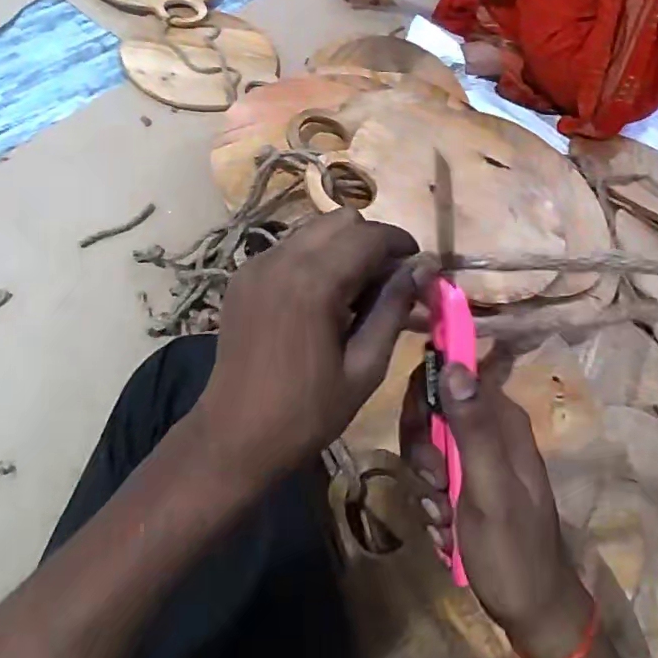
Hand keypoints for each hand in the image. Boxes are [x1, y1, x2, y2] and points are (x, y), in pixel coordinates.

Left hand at [193, 211, 420, 484]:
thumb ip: (394, 308)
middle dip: (373, 242)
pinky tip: (323, 299)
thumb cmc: (306, 412)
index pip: (370, 235)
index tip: (421, 267)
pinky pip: (290, 248)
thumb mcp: (365, 367)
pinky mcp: (243, 276)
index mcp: (314, 281)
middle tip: (390, 282)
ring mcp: (257, 265)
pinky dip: (316, 259)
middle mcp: (282, 259)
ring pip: (315, 229)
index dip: (402, 244)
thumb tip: (423, 267)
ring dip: (344, 247)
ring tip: (358, 292)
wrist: (233, 437)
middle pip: (342, 220)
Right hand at [399, 353, 593, 657]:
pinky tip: (447, 532)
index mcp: (502, 418)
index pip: (452, 373)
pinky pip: (430, 477)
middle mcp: (489, 429)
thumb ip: (472, 427)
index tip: (420, 430)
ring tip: (445, 519)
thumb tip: (453, 364)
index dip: (427, 393)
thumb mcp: (490, 488)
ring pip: (426, 446)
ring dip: (426, 486)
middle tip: (437, 485)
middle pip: (431, 410)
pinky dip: (431, 504)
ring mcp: (476, 457)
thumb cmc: (513, 549)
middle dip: (422, 451)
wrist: (531, 611)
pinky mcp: (465, 483)